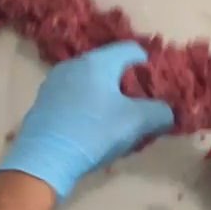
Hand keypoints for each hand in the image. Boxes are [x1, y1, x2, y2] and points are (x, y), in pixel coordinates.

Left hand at [0, 42, 173, 200]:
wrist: (44, 159)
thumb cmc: (93, 133)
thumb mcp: (135, 123)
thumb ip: (159, 112)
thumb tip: (167, 111)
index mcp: (98, 62)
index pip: (132, 50)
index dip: (149, 66)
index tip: (156, 87)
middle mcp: (74, 64)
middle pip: (110, 65)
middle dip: (128, 84)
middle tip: (139, 106)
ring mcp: (55, 82)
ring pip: (90, 81)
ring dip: (107, 96)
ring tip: (116, 119)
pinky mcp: (43, 102)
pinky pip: (74, 96)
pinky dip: (88, 105)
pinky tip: (91, 128)